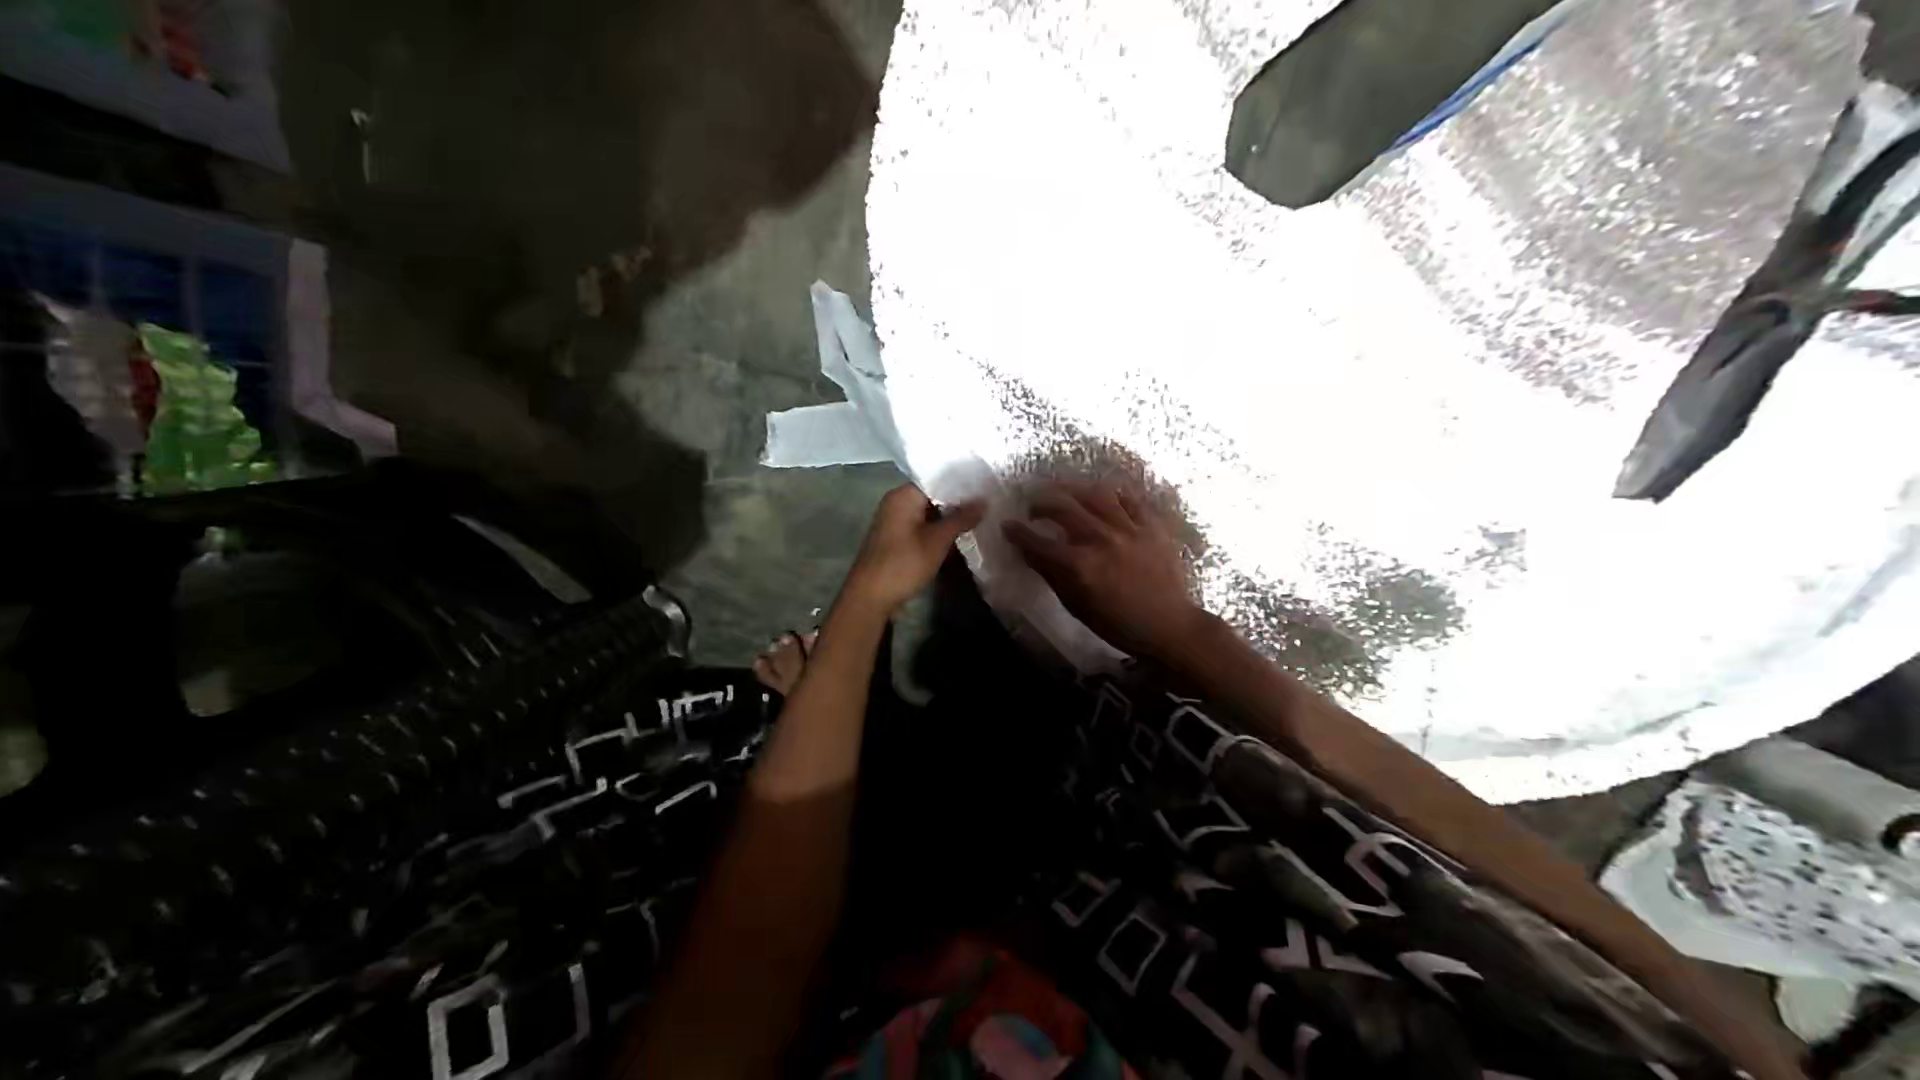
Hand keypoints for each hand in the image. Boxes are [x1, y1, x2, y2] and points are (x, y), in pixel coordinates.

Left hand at [842, 483, 985, 612]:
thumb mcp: (937, 541)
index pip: (938, 479)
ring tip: (979, 518)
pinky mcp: (896, 538)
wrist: (871, 596)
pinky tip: (959, 536)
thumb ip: (961, 518)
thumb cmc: (904, 564)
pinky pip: (921, 527)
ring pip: (928, 513)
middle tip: (987, 504)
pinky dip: (938, 530)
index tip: (986, 486)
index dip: (962, 483)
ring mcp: (894, 521)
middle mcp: (896, 502)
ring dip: (949, 518)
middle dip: (958, 502)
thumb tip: (984, 500)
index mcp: (904, 495)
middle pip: (933, 496)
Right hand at [1001, 483, 1206, 659]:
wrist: (1168, 626)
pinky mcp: (1151, 525)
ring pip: (1095, 495)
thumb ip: (1052, 575)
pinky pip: (1129, 499)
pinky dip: (1112, 494)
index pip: (1038, 542)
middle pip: (1063, 507)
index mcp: (1079, 565)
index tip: (1007, 525)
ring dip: (1073, 490)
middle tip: (1033, 507)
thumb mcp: (1077, 606)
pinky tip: (1102, 497)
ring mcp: (1128, 529)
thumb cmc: (1118, 623)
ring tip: (1064, 492)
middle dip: (1041, 503)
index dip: (1018, 532)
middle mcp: (1100, 540)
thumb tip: (1029, 553)